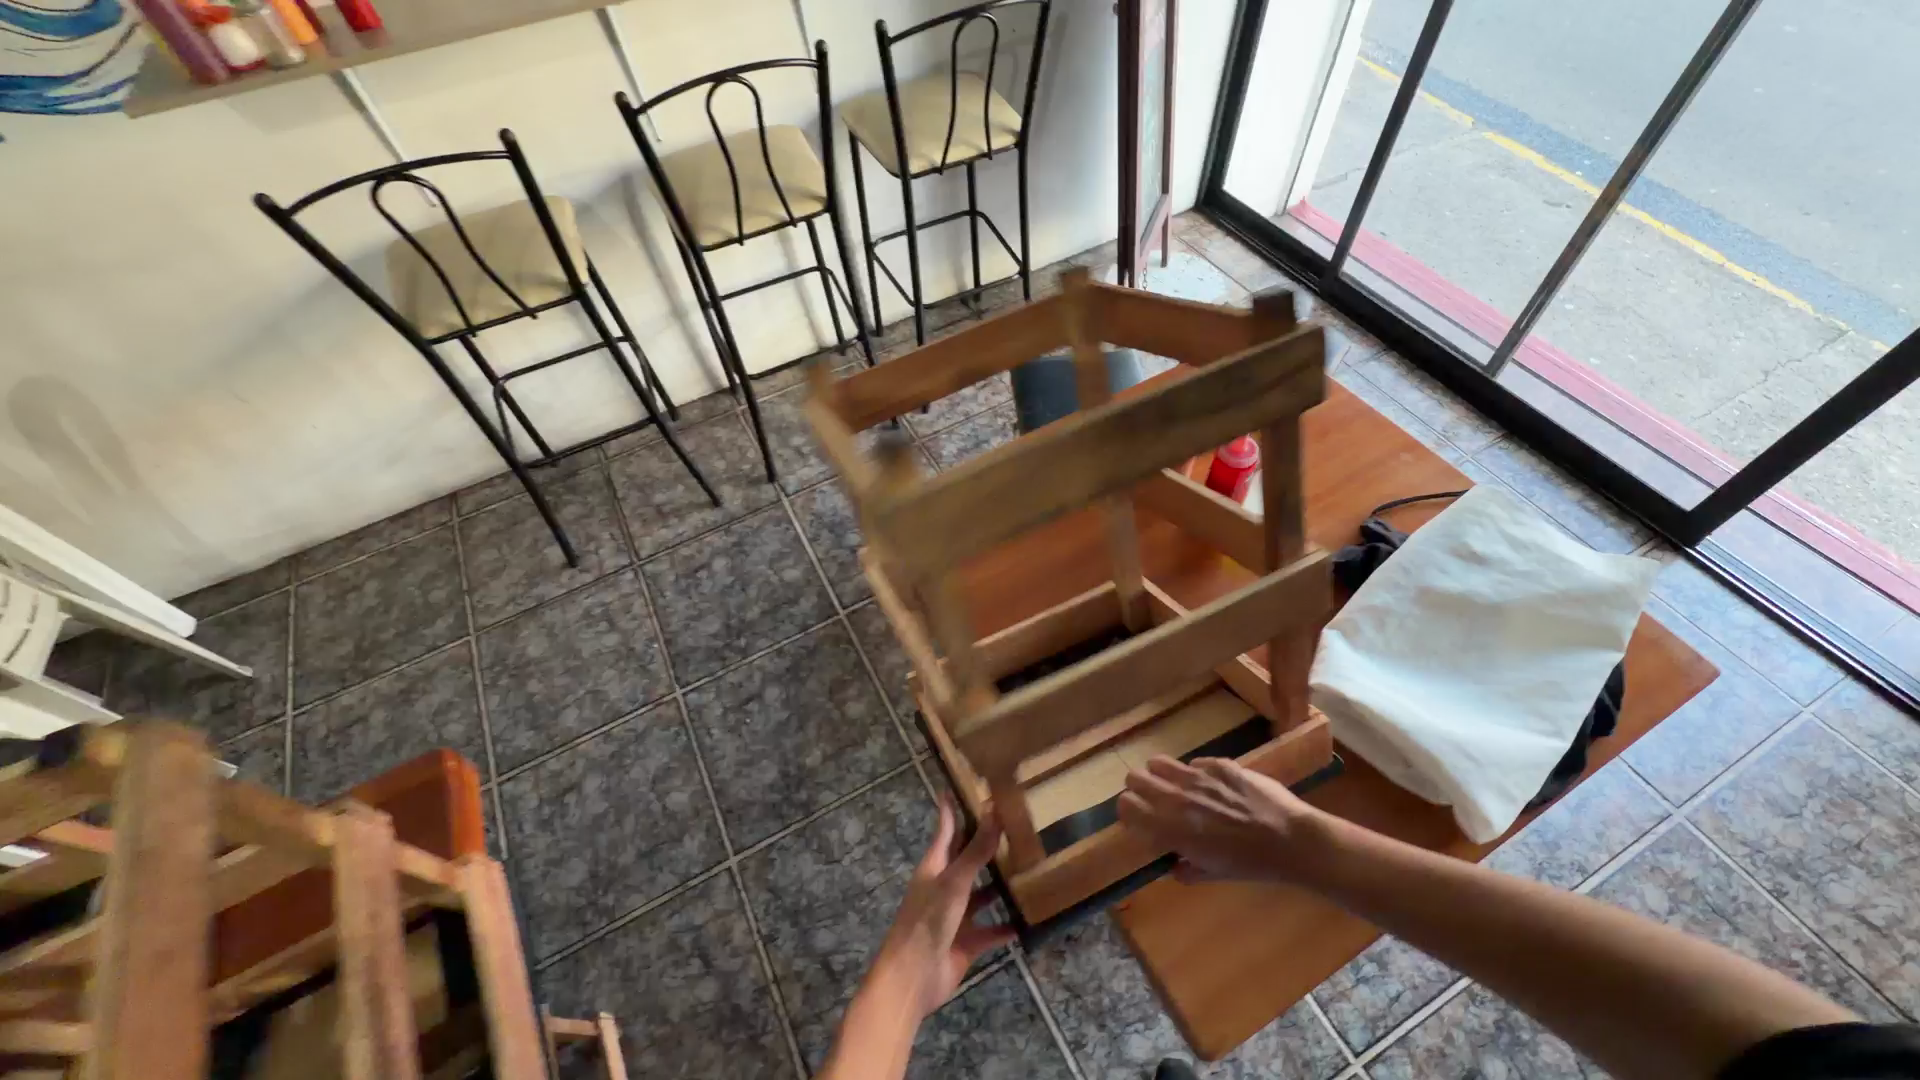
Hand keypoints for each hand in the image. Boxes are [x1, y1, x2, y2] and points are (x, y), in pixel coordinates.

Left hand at [869, 799, 1015, 1020]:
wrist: (912, 978)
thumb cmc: (927, 922)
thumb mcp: (954, 882)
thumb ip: (975, 851)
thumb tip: (994, 810)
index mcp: (935, 867)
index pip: (946, 830)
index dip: (951, 809)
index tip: (958, 786)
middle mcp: (945, 887)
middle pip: (966, 861)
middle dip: (984, 846)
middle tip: (1011, 827)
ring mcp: (955, 916)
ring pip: (980, 896)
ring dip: (998, 886)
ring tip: (1026, 870)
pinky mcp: (965, 943)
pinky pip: (990, 931)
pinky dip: (1005, 927)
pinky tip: (1026, 921)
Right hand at [1118, 755, 1327, 885]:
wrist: (1292, 840)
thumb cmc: (1252, 865)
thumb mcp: (1215, 874)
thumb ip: (1188, 868)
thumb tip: (1174, 865)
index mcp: (1172, 828)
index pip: (1126, 806)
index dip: (1129, 811)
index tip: (1138, 818)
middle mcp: (1178, 798)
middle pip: (1135, 778)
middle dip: (1139, 788)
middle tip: (1153, 800)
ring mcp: (1199, 777)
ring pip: (1158, 763)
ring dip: (1162, 775)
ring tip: (1177, 786)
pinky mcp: (1219, 764)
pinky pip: (1194, 763)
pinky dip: (1197, 773)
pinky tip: (1213, 785)